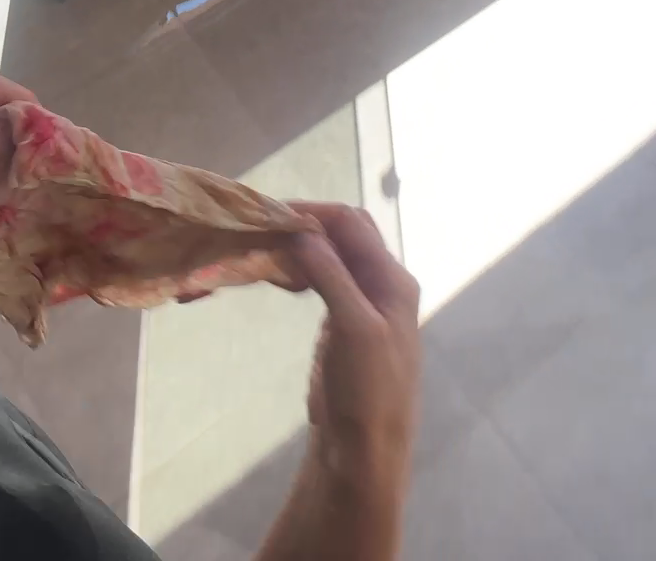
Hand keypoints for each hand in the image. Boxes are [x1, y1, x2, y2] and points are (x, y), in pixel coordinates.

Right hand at [289, 203, 421, 482]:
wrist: (365, 444)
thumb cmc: (366, 387)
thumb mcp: (353, 327)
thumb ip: (331, 274)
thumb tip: (300, 227)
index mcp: (393, 279)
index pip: (350, 222)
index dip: (310, 211)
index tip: (267, 214)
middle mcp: (382, 282)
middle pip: (344, 231)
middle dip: (304, 220)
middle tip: (262, 226)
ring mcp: (363, 299)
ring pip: (331, 250)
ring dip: (300, 240)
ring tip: (264, 243)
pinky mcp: (344, 315)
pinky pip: (322, 273)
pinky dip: (299, 262)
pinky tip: (278, 271)